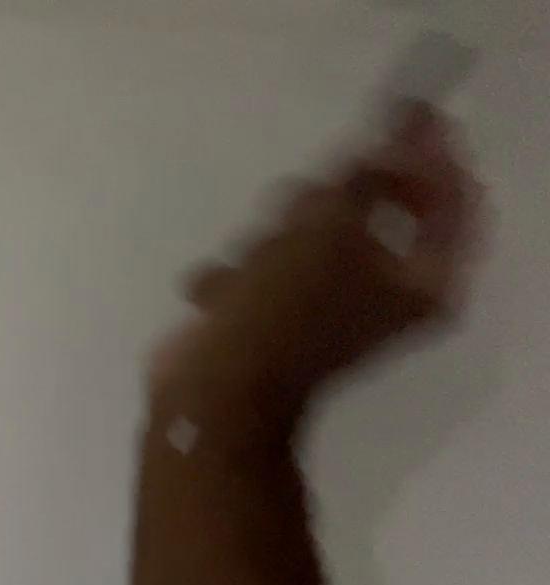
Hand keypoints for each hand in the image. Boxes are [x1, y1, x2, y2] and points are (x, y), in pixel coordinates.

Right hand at [151, 105, 483, 425]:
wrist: (210, 393)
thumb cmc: (278, 319)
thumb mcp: (328, 235)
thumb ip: (363, 181)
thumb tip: (386, 140)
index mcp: (421, 283)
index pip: (450, 203)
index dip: (429, 155)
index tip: (401, 116)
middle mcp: (378, 299)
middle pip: (367, 223)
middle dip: (324, 207)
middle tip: (297, 197)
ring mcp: (315, 315)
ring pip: (301, 250)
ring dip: (267, 245)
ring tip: (244, 256)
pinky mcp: (261, 326)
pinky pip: (254, 281)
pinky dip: (233, 279)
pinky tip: (213, 290)